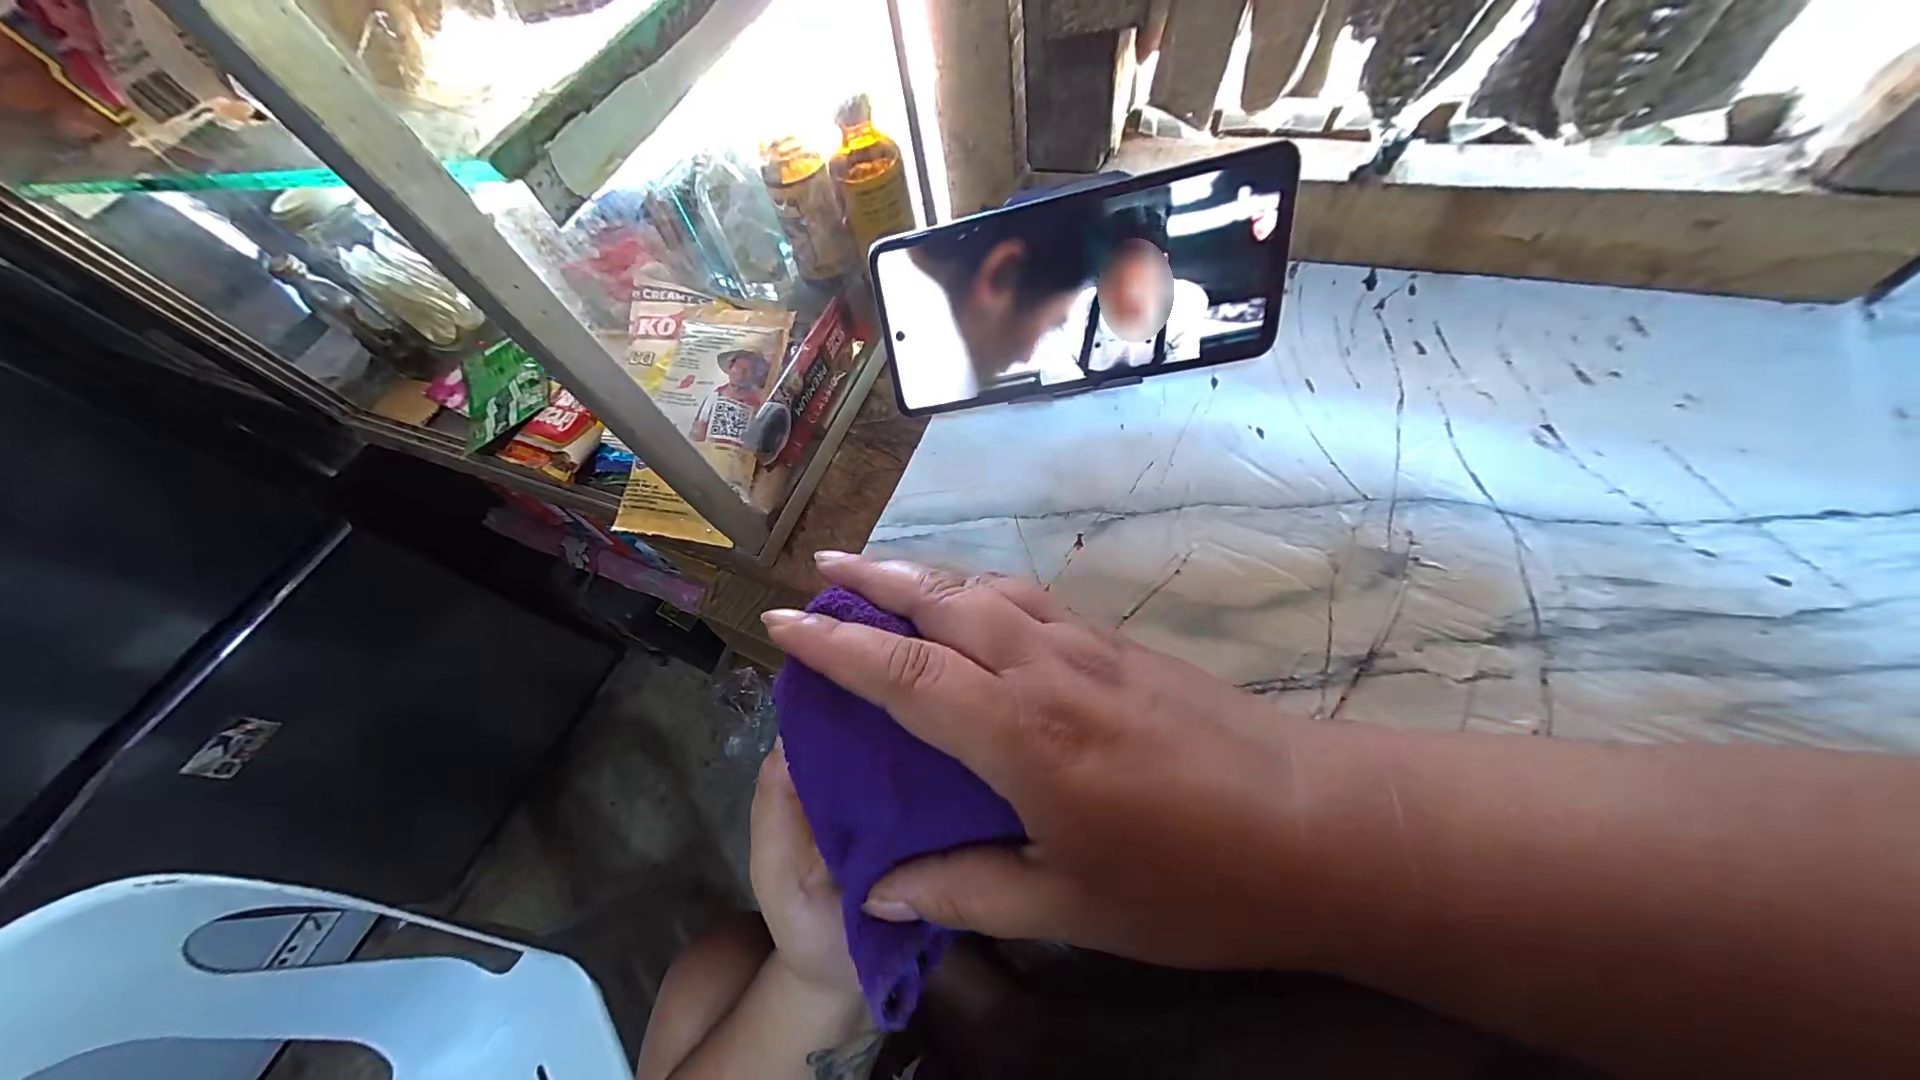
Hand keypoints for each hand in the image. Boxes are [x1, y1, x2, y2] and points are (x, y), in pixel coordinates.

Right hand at [762, 553, 1339, 970]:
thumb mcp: (1073, 906)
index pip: (903, 674)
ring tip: (882, 572)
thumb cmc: (1195, 882)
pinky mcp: (1119, 642)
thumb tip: (881, 890)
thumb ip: (966, 890)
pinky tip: (971, 600)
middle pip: (942, 602)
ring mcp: (1087, 646)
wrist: (1321, 824)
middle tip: (821, 565)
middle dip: (873, 579)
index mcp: (1023, 735)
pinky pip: (1030, 600)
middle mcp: (1046, 669)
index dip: (835, 646)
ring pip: (987, 589)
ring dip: (927, 574)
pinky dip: (981, 589)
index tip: (782, 623)